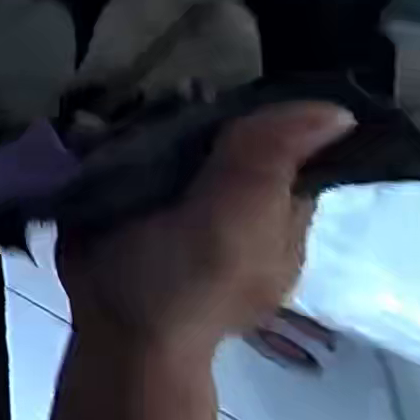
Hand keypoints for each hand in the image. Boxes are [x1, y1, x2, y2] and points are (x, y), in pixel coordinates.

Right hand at [56, 102, 356, 359]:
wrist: (114, 327)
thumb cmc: (184, 282)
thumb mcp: (234, 224)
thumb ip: (265, 166)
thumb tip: (336, 110)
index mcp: (271, 202)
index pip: (273, 138)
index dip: (244, 109)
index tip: (198, 93)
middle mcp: (226, 193)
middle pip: (210, 131)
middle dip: (173, 111)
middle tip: (142, 109)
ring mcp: (172, 196)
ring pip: (160, 138)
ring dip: (129, 123)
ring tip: (99, 125)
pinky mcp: (124, 198)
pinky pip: (120, 154)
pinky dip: (102, 140)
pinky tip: (84, 137)